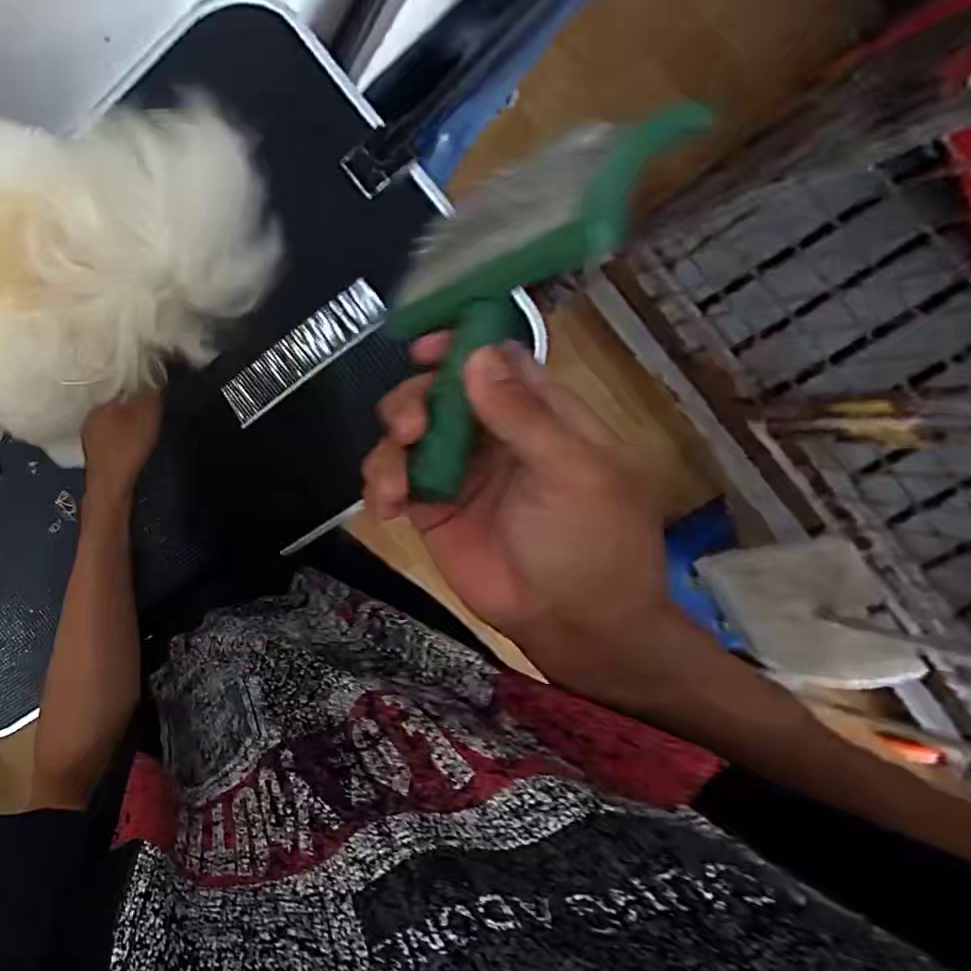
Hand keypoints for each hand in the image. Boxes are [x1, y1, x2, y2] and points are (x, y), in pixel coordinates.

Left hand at [81, 389, 163, 494]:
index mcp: (102, 404)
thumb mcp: (148, 416)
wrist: (111, 484)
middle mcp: (90, 418)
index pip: (121, 390)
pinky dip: (118, 442)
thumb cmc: (128, 447)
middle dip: (129, 411)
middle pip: (114, 407)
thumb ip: (149, 396)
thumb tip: (150, 384)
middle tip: (146, 418)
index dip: (137, 394)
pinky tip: (127, 449)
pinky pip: (108, 441)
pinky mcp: (92, 455)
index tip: (149, 401)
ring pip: (110, 425)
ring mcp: (88, 438)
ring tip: (138, 434)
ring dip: (123, 428)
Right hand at [362, 337, 674, 684]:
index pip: (494, 361)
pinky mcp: (428, 508)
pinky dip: (379, 485)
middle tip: (410, 429)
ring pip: (405, 435)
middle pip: (437, 393)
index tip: (424, 348)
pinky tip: (385, 508)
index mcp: (540, 414)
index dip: (459, 346)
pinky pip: (391, 480)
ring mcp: (457, 472)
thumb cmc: (592, 543)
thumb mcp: (573, 473)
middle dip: (413, 402)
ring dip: (389, 449)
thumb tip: (476, 357)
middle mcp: (492, 435)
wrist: (570, 623)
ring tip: (395, 487)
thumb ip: (523, 416)